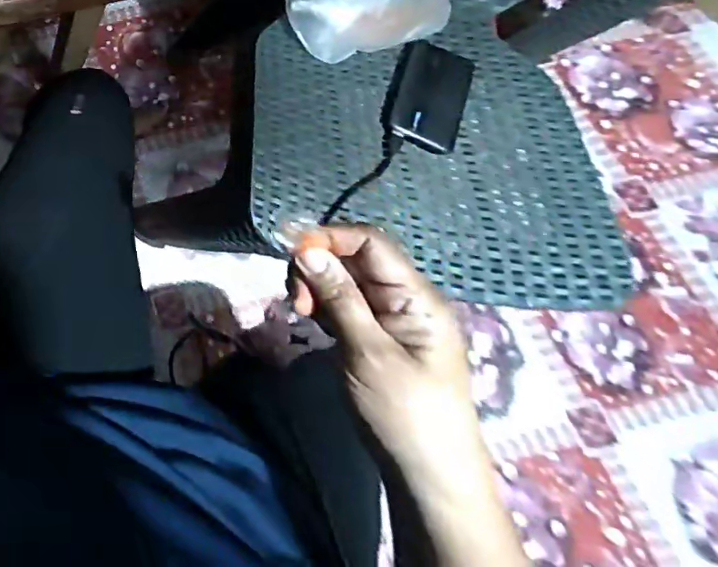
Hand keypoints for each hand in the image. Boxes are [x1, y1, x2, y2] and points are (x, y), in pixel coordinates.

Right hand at [286, 224, 480, 476]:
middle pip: (352, 257)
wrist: (428, 479)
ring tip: (300, 314)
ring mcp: (390, 318)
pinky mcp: (374, 335)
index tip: (289, 251)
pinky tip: (310, 322)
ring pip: (342, 279)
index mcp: (417, 298)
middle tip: (295, 299)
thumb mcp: (368, 352)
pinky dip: (321, 304)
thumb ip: (339, 297)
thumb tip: (305, 248)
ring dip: (314, 286)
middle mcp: (405, 299)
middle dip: (316, 266)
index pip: (370, 242)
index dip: (329, 238)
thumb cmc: (405, 413)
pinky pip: (342, 302)